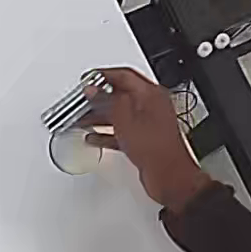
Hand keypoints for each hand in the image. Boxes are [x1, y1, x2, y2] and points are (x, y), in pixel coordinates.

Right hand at [82, 67, 215, 211]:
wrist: (169, 176)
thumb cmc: (156, 148)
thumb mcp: (124, 118)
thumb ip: (106, 101)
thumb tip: (93, 90)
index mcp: (150, 94)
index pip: (123, 76)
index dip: (103, 75)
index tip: (87, 78)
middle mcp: (151, 107)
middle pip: (120, 95)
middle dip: (98, 98)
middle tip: (81, 100)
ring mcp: (148, 124)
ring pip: (118, 114)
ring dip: (99, 116)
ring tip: (82, 118)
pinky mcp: (143, 141)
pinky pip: (120, 132)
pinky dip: (106, 133)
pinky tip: (94, 137)